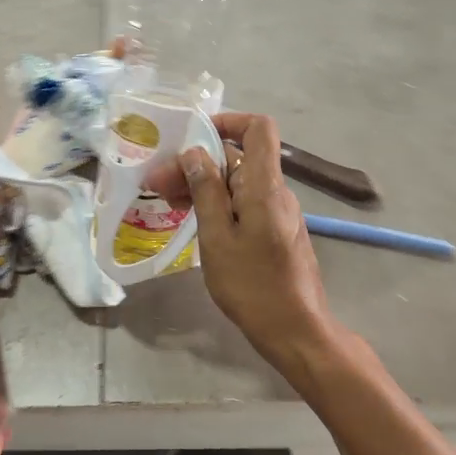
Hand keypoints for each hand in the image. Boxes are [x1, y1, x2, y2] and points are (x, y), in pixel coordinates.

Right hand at [141, 112, 332, 362]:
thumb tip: (195, 153)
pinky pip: (245, 202)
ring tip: (167, 200)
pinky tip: (193, 219)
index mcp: (265, 187)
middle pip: (238, 157)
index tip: (194, 137)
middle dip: (197, 162)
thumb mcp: (218, 239)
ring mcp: (278, 212)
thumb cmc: (253, 286)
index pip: (259, 129)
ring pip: (238, 182)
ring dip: (203, 184)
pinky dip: (218, 203)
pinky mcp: (276, 231)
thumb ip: (206, 192)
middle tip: (158, 183)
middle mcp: (277, 192)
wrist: (297, 333)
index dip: (229, 121)